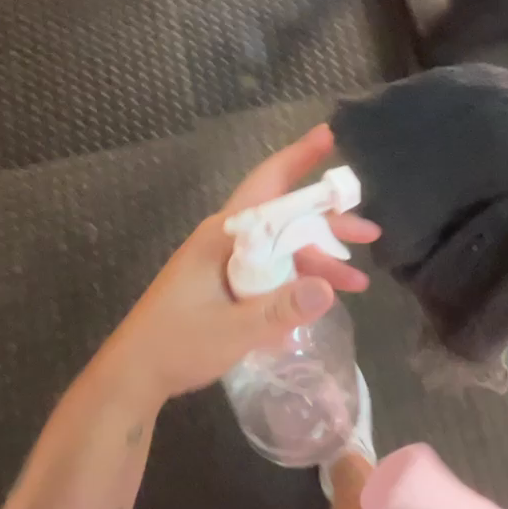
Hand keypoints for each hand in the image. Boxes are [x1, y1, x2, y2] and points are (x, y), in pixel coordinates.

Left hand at [103, 124, 379, 401]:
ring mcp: (225, 263)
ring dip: (318, 260)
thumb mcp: (233, 329)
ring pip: (282, 248)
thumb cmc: (178, 344)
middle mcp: (226, 240)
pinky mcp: (225, 285)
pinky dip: (297, 280)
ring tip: (358, 281)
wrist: (136, 373)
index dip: (299, 159)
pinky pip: (271, 271)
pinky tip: (321, 299)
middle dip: (328, 224)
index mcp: (224, 236)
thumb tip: (328, 287)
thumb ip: (280, 309)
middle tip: (371, 233)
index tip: (329, 136)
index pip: (269, 185)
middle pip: (285, 218)